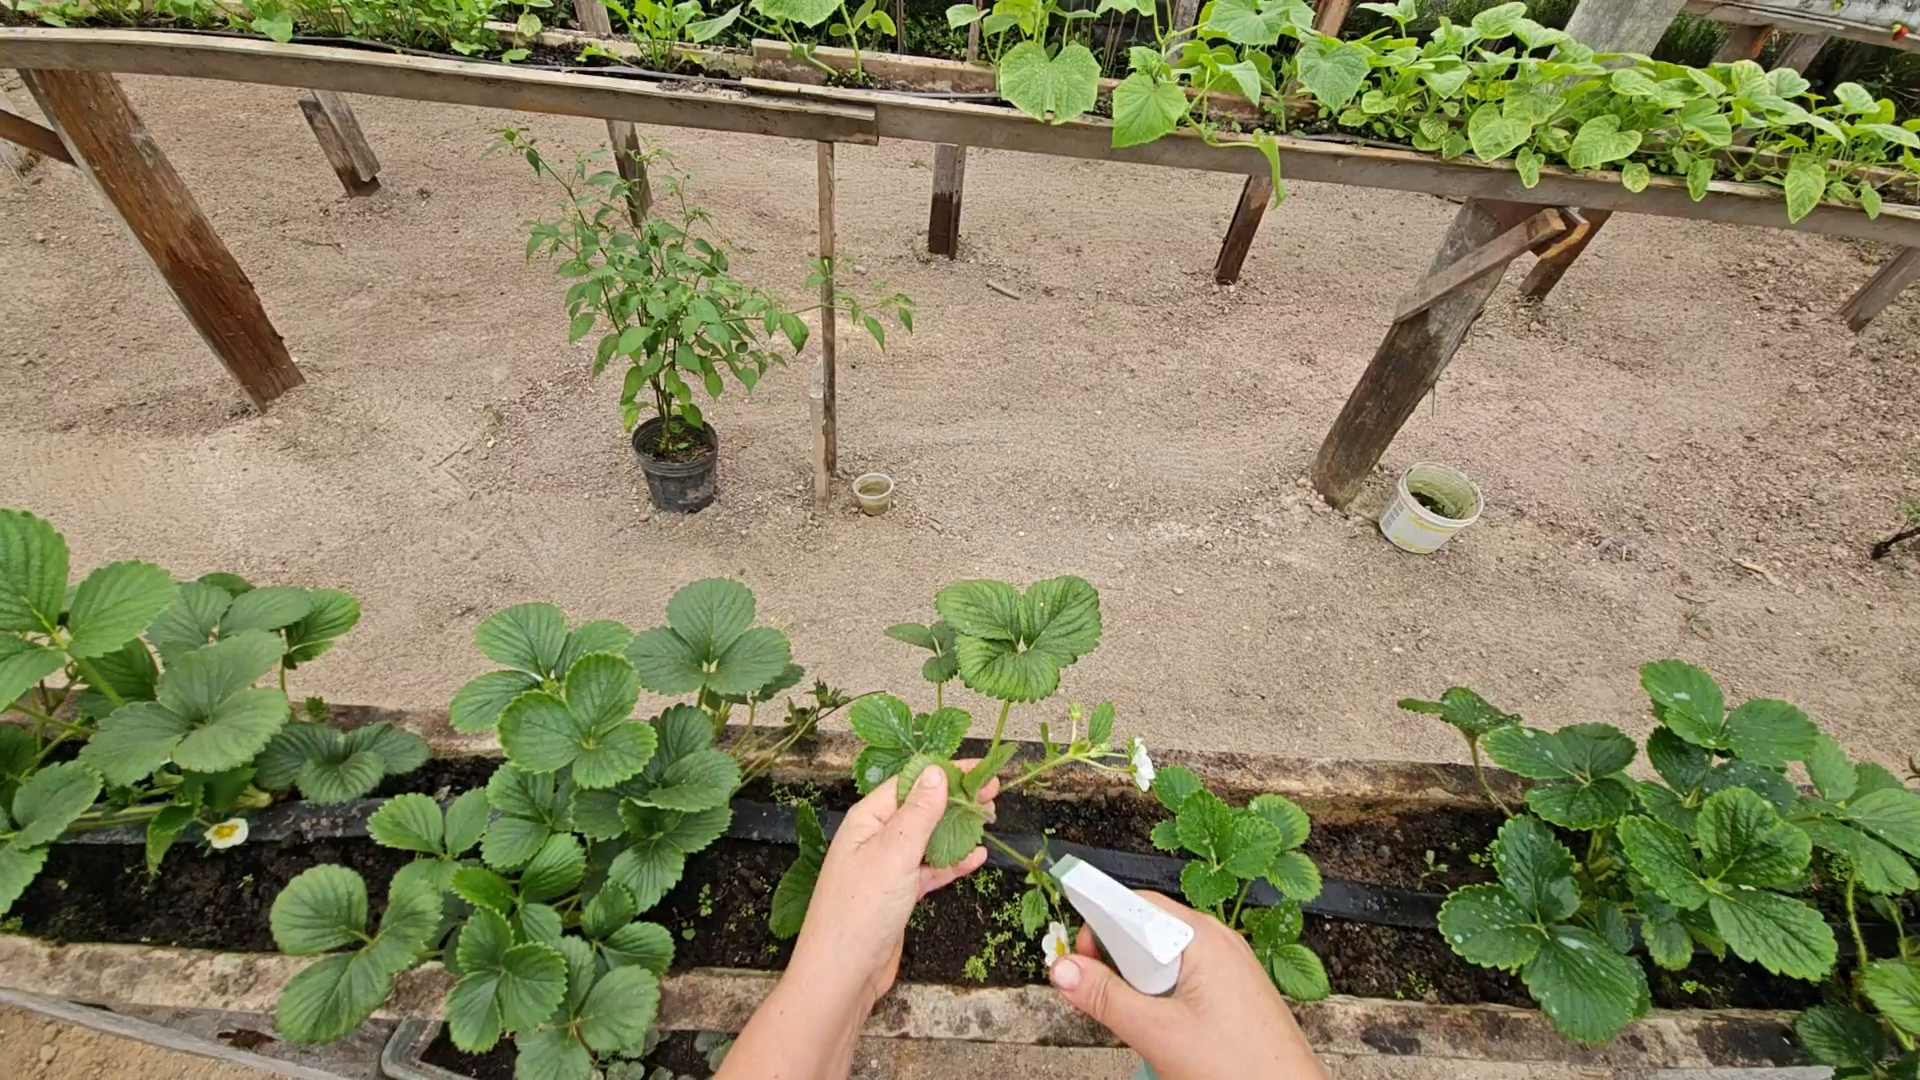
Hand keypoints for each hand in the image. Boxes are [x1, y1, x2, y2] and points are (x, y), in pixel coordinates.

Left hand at [789, 760, 997, 1007]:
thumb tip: (937, 771)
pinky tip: (976, 857)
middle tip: (993, 790)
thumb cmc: (859, 912)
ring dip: (958, 828)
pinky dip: (953, 862)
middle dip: (957, 798)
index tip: (980, 767)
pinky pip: (930, 869)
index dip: (946, 773)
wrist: (841, 978)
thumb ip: (919, 812)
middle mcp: (877, 837)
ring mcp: (888, 867)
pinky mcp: (898, 894)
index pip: (912, 783)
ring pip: (929, 838)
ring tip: (990, 817)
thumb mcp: (894, 854)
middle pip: (922, 808)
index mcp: (869, 819)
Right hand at [1047, 892, 1327, 1079]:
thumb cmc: (1241, 1073)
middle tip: (1105, 997)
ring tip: (1141, 1022)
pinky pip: (1186, 976)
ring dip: (1141, 982)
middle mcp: (1217, 940)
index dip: (1100, 927)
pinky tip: (1165, 1028)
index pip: (1134, 906)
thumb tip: (1062, 969)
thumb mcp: (1158, 1034)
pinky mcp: (1236, 990)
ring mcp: (1230, 964)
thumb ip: (1106, 998)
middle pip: (1148, 930)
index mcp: (1201, 937)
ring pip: (1165, 957)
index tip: (1078, 957)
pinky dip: (1164, 995)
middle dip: (1119, 960)